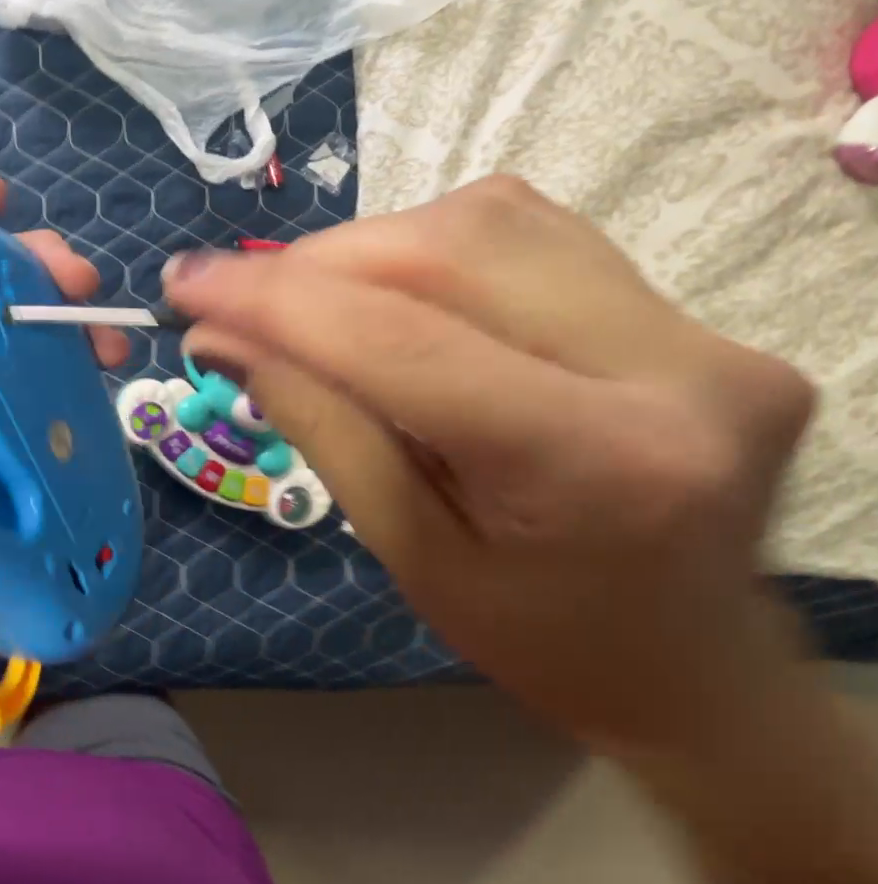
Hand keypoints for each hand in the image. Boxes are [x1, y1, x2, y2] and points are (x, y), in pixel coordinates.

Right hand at [162, 176, 817, 752]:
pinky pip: (529, 234)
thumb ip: (317, 423)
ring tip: (306, 307)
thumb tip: (220, 337)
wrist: (689, 661)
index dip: (276, 301)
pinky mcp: (689, 312)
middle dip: (315, 264)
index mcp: (596, 463)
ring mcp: (699, 329)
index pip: (401, 342)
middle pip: (452, 252)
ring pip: (490, 222)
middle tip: (235, 301)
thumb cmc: (530, 634)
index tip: (184, 285)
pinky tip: (388, 298)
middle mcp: (676, 370)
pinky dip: (427, 250)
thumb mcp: (402, 546)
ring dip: (365, 250)